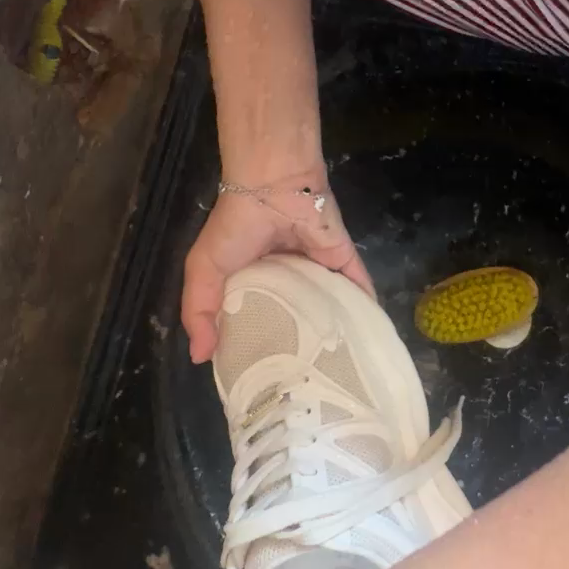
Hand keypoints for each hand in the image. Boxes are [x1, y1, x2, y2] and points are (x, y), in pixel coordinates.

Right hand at [182, 168, 371, 362]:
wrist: (271, 186)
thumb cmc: (235, 227)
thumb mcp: (203, 270)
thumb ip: (199, 313)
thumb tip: (201, 358)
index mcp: (253, 279)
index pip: (259, 318)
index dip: (260, 346)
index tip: (265, 381)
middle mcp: (288, 276)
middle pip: (298, 315)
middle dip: (303, 344)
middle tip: (307, 382)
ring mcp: (317, 267)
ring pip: (330, 304)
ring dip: (337, 329)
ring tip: (342, 368)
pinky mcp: (342, 258)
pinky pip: (356, 286)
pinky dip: (364, 307)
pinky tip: (369, 337)